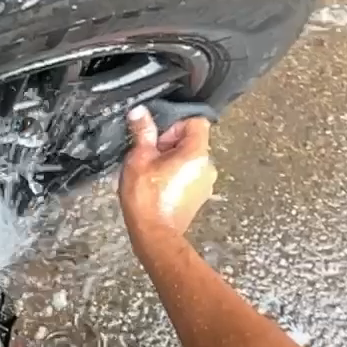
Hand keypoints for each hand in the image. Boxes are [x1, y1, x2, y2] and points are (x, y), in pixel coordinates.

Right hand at [119, 105, 216, 239]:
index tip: (158, 140)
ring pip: (189, 160)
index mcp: (197, 154)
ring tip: (151, 175)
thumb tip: (140, 112)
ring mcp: (205, 184)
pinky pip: (188, 176)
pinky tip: (157, 187)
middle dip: (169, 145)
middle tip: (149, 158)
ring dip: (170, 162)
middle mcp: (207, 167)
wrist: (154, 234)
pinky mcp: (199, 197)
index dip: (174, 126)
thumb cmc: (146, 198)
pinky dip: (174, 176)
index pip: (196, 122)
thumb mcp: (139, 159)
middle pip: (192, 141)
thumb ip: (143, 132)